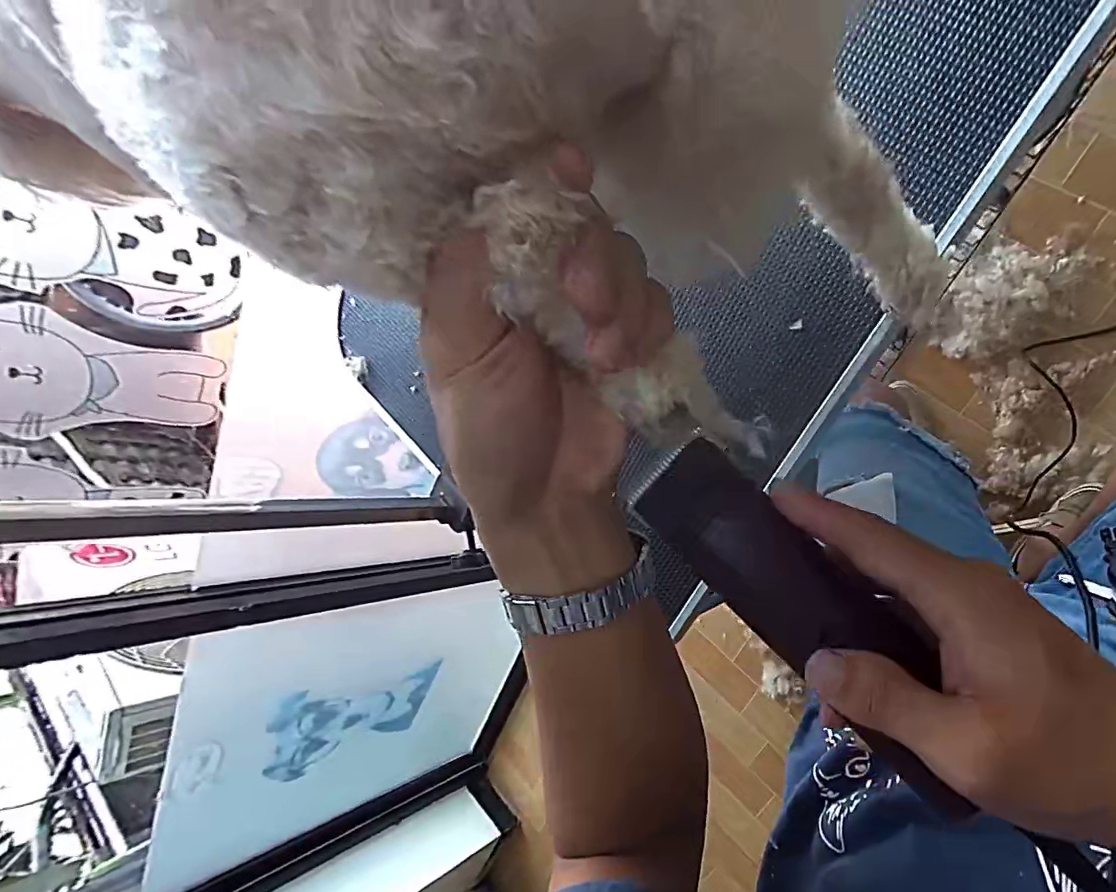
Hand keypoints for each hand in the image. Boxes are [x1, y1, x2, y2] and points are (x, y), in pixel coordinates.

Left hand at [419, 145, 675, 593]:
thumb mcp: (456, 352)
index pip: (522, 201)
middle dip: (596, 259)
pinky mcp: (635, 344)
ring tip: (602, 359)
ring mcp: (595, 313)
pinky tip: (623, 366)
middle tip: (587, 306)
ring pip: (632, 262)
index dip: (547, 177)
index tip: (573, 169)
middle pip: (590, 222)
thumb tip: (498, 204)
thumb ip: (466, 273)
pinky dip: (648, 330)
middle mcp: (545, 281)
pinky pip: (660, 307)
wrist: (549, 499)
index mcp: (492, 274)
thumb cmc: (491, 431)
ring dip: (625, 305)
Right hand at [775, 488, 1115, 853]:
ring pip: (897, 608)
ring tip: (825, 687)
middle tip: (774, 613)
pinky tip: (872, 700)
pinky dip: (887, 655)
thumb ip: (886, 700)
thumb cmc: (1066, 764)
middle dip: (823, 582)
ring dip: (856, 636)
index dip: (820, 517)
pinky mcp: (990, 640)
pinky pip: (920, 633)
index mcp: (960, 598)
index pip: (875, 542)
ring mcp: (982, 614)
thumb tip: (819, 661)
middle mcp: (968, 590)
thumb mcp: (964, 747)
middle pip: (878, 569)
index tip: (774, 497)